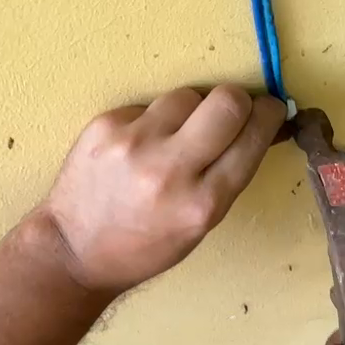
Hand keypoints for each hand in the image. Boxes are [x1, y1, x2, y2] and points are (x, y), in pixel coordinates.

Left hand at [35, 84, 286, 293]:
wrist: (74, 249)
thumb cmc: (146, 244)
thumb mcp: (200, 225)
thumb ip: (229, 175)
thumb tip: (261, 123)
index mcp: (202, 204)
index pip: (252, 138)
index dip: (268, 116)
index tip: (271, 108)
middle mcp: (169, 170)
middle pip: (227, 101)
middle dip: (238, 99)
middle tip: (232, 110)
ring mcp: (134, 143)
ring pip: (186, 95)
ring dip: (191, 108)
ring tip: (175, 134)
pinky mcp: (106, 125)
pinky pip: (149, 104)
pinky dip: (153, 119)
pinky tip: (140, 143)